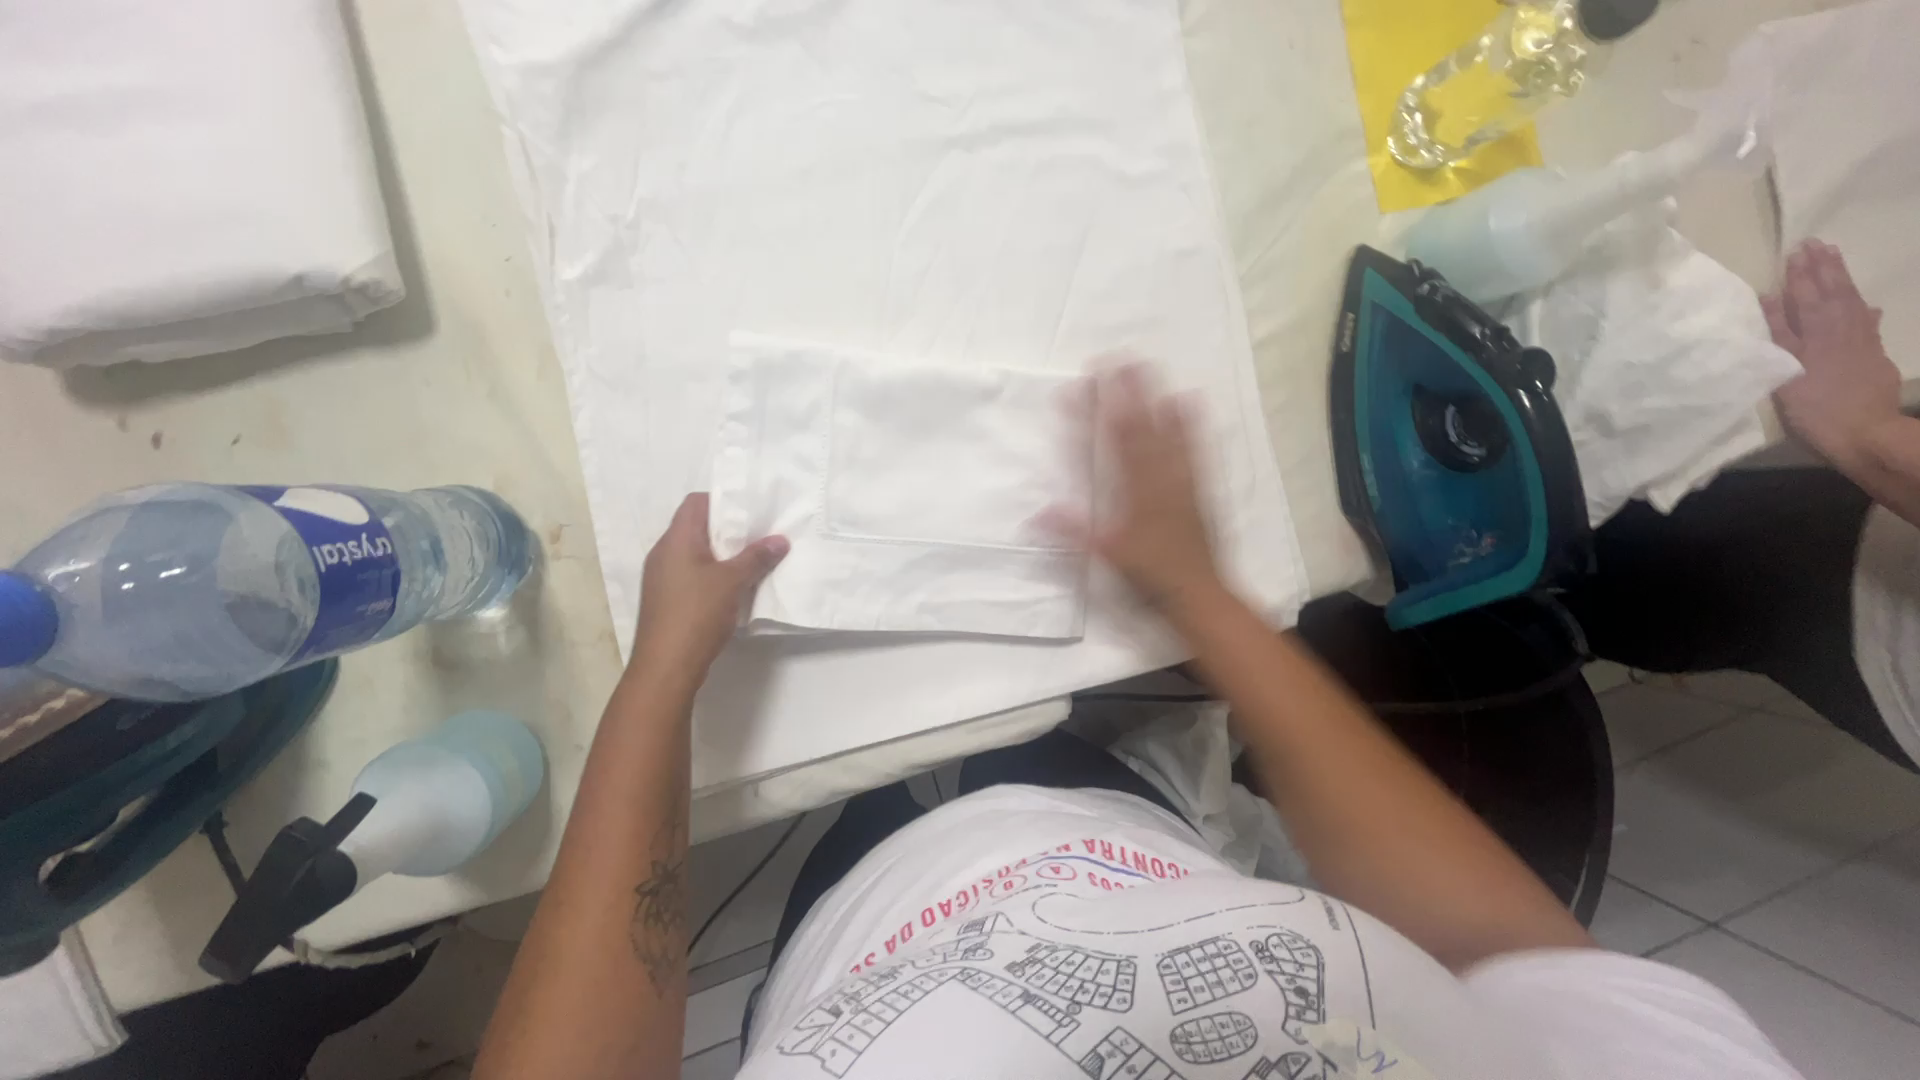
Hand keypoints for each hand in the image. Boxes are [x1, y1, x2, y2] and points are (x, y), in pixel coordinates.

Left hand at [630, 493, 787, 683]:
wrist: (666, 666)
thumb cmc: (697, 614)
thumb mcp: (733, 582)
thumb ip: (756, 557)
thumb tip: (780, 539)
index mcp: (675, 540)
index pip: (695, 503)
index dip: (722, 500)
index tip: (751, 511)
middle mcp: (663, 553)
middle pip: (696, 527)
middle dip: (728, 530)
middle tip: (759, 534)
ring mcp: (662, 578)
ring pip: (695, 554)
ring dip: (722, 555)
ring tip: (752, 560)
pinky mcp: (666, 600)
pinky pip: (692, 575)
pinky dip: (713, 575)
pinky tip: (735, 588)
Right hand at [1043, 362, 1222, 612]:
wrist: (1201, 597)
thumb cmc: (1151, 580)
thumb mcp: (1108, 559)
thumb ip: (1075, 532)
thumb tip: (1038, 512)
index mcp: (1135, 495)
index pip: (1112, 446)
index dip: (1096, 413)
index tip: (1083, 385)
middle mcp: (1161, 481)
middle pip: (1142, 429)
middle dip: (1128, 393)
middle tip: (1117, 358)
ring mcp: (1185, 483)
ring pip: (1170, 433)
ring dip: (1157, 398)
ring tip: (1149, 367)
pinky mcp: (1202, 489)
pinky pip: (1198, 450)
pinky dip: (1193, 425)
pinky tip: (1193, 402)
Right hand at [1765, 239, 1900, 472]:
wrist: (1864, 432)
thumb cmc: (1815, 407)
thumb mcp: (1786, 372)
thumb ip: (1779, 334)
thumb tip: (1773, 298)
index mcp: (1816, 334)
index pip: (1806, 297)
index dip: (1800, 274)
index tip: (1795, 251)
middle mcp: (1842, 330)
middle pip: (1832, 293)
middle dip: (1823, 268)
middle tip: (1816, 244)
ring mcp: (1861, 341)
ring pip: (1852, 302)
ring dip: (1842, 280)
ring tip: (1835, 260)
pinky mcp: (1873, 354)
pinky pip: (1868, 322)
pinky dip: (1864, 309)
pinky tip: (1866, 305)